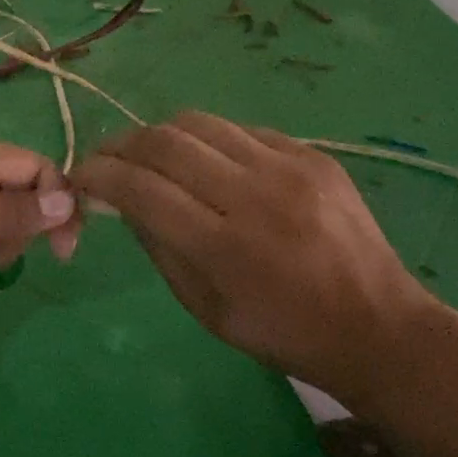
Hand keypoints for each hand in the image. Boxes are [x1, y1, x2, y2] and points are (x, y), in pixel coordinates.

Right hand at [70, 111, 449, 403]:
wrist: (378, 326)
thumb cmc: (281, 332)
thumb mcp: (204, 308)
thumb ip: (159, 248)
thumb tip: (122, 201)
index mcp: (225, 248)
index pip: (141, 189)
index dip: (98, 175)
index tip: (79, 177)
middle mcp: (255, 196)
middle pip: (165, 143)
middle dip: (121, 145)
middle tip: (106, 159)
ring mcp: (290, 168)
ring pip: (200, 123)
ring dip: (160, 135)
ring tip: (148, 155)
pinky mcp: (314, 156)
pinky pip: (241, 131)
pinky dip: (209, 142)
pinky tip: (207, 164)